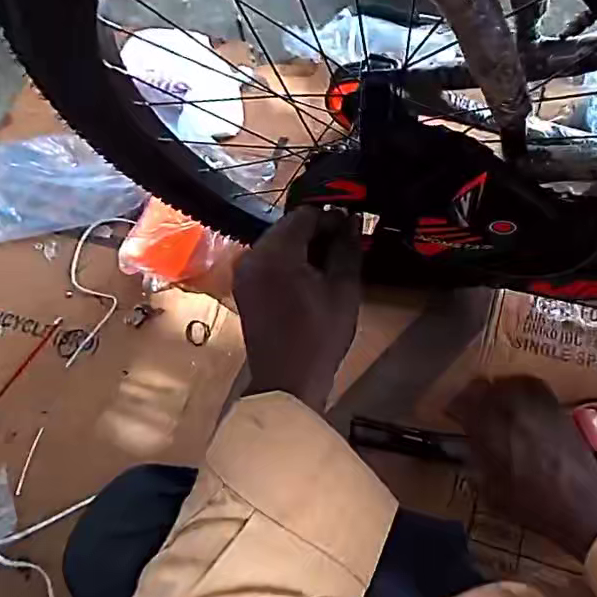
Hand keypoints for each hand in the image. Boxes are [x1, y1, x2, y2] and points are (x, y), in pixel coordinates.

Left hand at [233, 206, 363, 407]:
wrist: (287, 381)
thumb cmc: (320, 336)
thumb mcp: (343, 289)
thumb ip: (347, 248)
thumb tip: (353, 220)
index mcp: (275, 252)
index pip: (305, 215)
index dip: (332, 218)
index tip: (353, 226)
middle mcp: (252, 255)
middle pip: (287, 227)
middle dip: (316, 231)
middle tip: (345, 243)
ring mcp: (243, 272)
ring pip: (277, 243)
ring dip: (302, 246)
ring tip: (330, 261)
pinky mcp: (243, 287)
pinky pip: (267, 261)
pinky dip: (288, 261)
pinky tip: (309, 276)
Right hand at [448, 376, 596, 559]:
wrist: (583, 506)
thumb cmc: (533, 505)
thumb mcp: (492, 492)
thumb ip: (475, 465)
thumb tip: (465, 453)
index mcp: (487, 428)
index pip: (460, 402)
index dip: (454, 407)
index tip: (453, 414)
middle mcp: (508, 409)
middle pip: (481, 386)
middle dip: (473, 396)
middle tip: (472, 409)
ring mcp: (533, 404)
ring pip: (506, 381)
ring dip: (497, 389)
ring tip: (496, 403)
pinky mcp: (555, 406)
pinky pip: (531, 385)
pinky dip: (521, 388)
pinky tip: (521, 403)